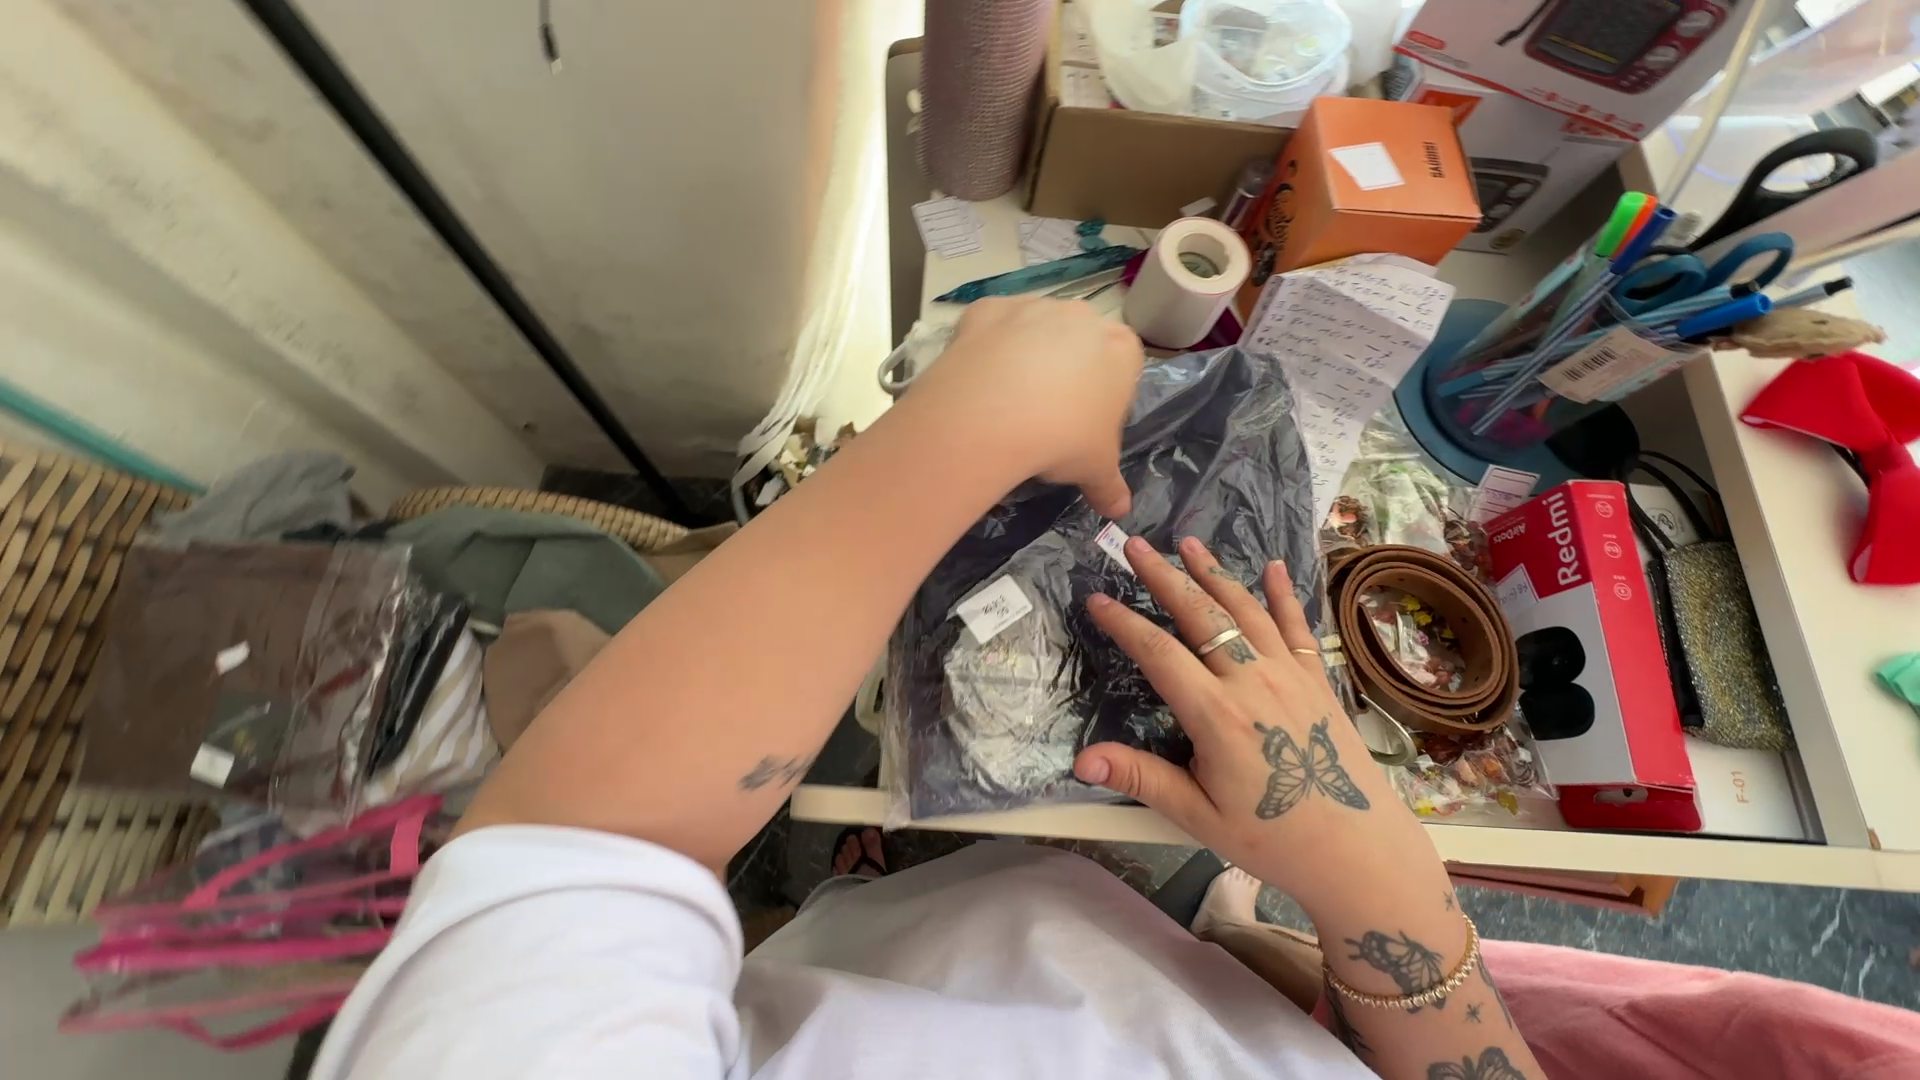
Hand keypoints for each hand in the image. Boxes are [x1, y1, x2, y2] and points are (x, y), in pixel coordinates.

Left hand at [907, 297, 1143, 517]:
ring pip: (1034, 332)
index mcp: (1121, 349)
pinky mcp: (988, 308)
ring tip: (1005, 404)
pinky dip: (986, 349)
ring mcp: (1033, 306)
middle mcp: (1081, 315)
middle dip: (1065, 375)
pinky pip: (991, 328)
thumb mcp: (1093, 469)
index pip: (1122, 370)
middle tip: (1043, 418)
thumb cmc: (1061, 439)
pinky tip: (979, 381)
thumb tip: (1120, 512)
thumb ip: (1109, 488)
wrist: (990, 415)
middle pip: (1078, 345)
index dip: (1103, 400)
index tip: (1082, 427)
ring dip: (1025, 359)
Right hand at [1072, 536, 1433, 914]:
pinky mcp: (1316, 680)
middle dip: (1163, 576)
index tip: (1097, 598)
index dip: (1123, 622)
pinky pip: (1296, 626)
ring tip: (1187, 542)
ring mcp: (1289, 674)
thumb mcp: (1197, 815)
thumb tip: (1081, 761)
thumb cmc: (1272, 838)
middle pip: (1200, 615)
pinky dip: (1283, 594)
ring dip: (1214, 572)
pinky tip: (1273, 566)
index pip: (1158, 653)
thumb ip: (1140, 778)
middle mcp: (1252, 681)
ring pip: (1245, 610)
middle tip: (1135, 545)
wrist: (1358, 852)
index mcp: (1216, 715)